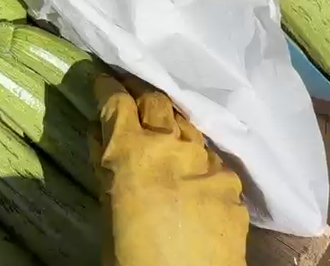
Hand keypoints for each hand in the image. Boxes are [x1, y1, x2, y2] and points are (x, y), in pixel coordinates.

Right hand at [95, 76, 250, 265]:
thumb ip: (104, 164)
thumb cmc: (133, 257)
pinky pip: (210, 158)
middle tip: (133, 99)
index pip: (115, 98)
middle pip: (155, 99)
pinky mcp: (230, 182)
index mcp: (130, 149)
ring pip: (187, 123)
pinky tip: (194, 175)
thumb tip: (99, 132)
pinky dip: (197, 159)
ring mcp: (204, 159)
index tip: (103, 82)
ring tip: (165, 133)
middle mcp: (169, 143)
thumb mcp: (107, 207)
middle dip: (142, 95)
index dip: (107, 87)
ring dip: (172, 124)